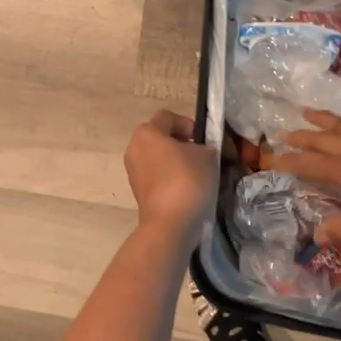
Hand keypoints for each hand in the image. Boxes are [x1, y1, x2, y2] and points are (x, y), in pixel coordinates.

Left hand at [125, 110, 218, 247]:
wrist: (170, 223)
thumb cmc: (187, 180)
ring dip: (176, 163)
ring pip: (158, 158)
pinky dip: (170, 179)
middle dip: (182, 144)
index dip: (188, 125)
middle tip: (202, 156)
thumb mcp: (207, 155)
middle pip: (161, 137)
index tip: (204, 141)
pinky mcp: (138, 192)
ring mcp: (133, 171)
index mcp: (147, 132)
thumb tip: (200, 151)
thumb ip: (204, 146)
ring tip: (197, 175)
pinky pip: (157, 177)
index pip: (168, 117)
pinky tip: (187, 190)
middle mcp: (134, 148)